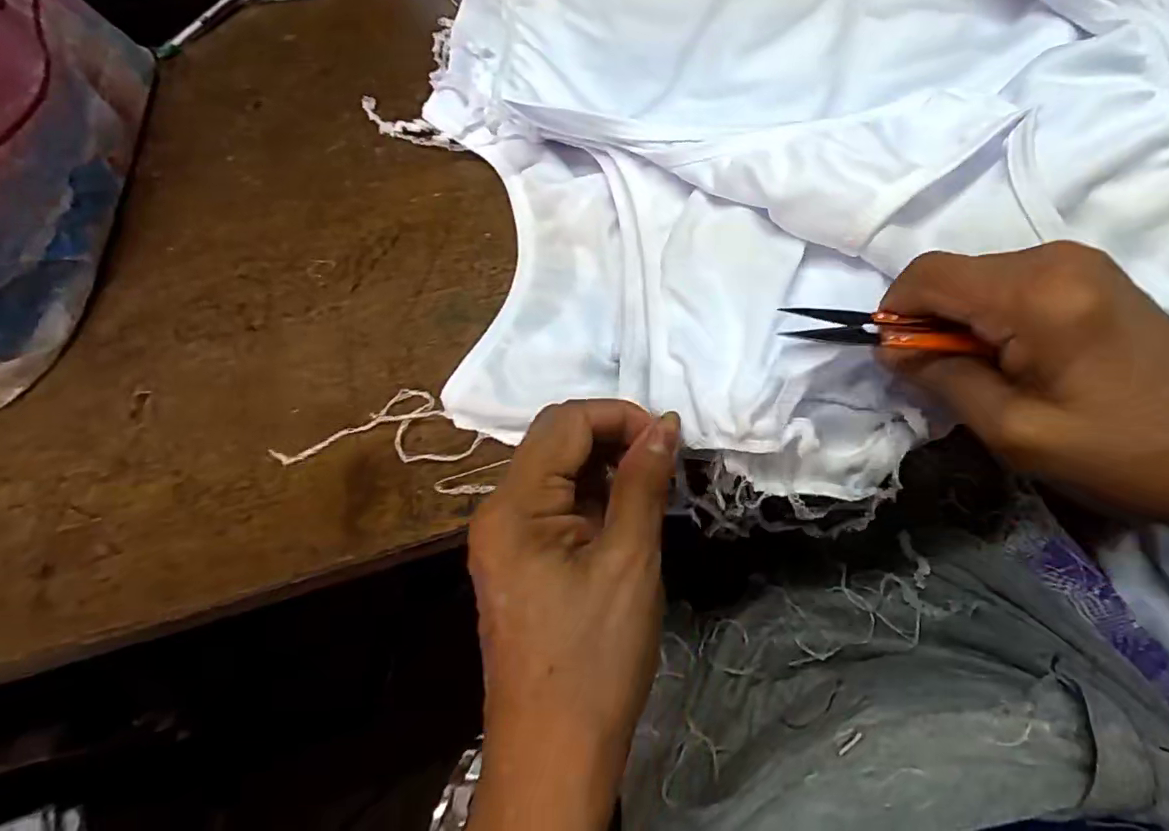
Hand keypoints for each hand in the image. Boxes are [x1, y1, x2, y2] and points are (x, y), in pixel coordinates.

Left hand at [466, 400, 679, 830]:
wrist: (557, 752)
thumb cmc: (595, 657)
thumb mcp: (630, 560)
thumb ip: (644, 482)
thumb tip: (664, 423)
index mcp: (514, 508)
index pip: (565, 422)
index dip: (620, 416)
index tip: (668, 440)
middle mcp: (501, 513)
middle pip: (558, 439)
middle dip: (616, 436)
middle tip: (666, 461)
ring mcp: (510, 538)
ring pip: (562, 469)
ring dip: (612, 465)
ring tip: (657, 486)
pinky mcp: (527, 560)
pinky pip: (563, 503)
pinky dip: (602, 493)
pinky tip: (634, 513)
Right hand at [880, 243, 1168, 567]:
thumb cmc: (1120, 454)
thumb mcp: (1016, 432)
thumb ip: (944, 377)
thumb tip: (892, 346)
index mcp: (1035, 291)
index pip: (930, 274)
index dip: (897, 311)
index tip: (895, 361)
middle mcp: (1055, 256)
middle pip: (957, 273)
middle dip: (934, 322)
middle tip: (946, 383)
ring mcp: (1080, 260)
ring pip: (985, 278)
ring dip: (967, 322)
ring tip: (990, 379)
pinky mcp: (1094, 275)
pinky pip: (1019, 283)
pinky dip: (999, 317)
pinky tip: (1022, 361)